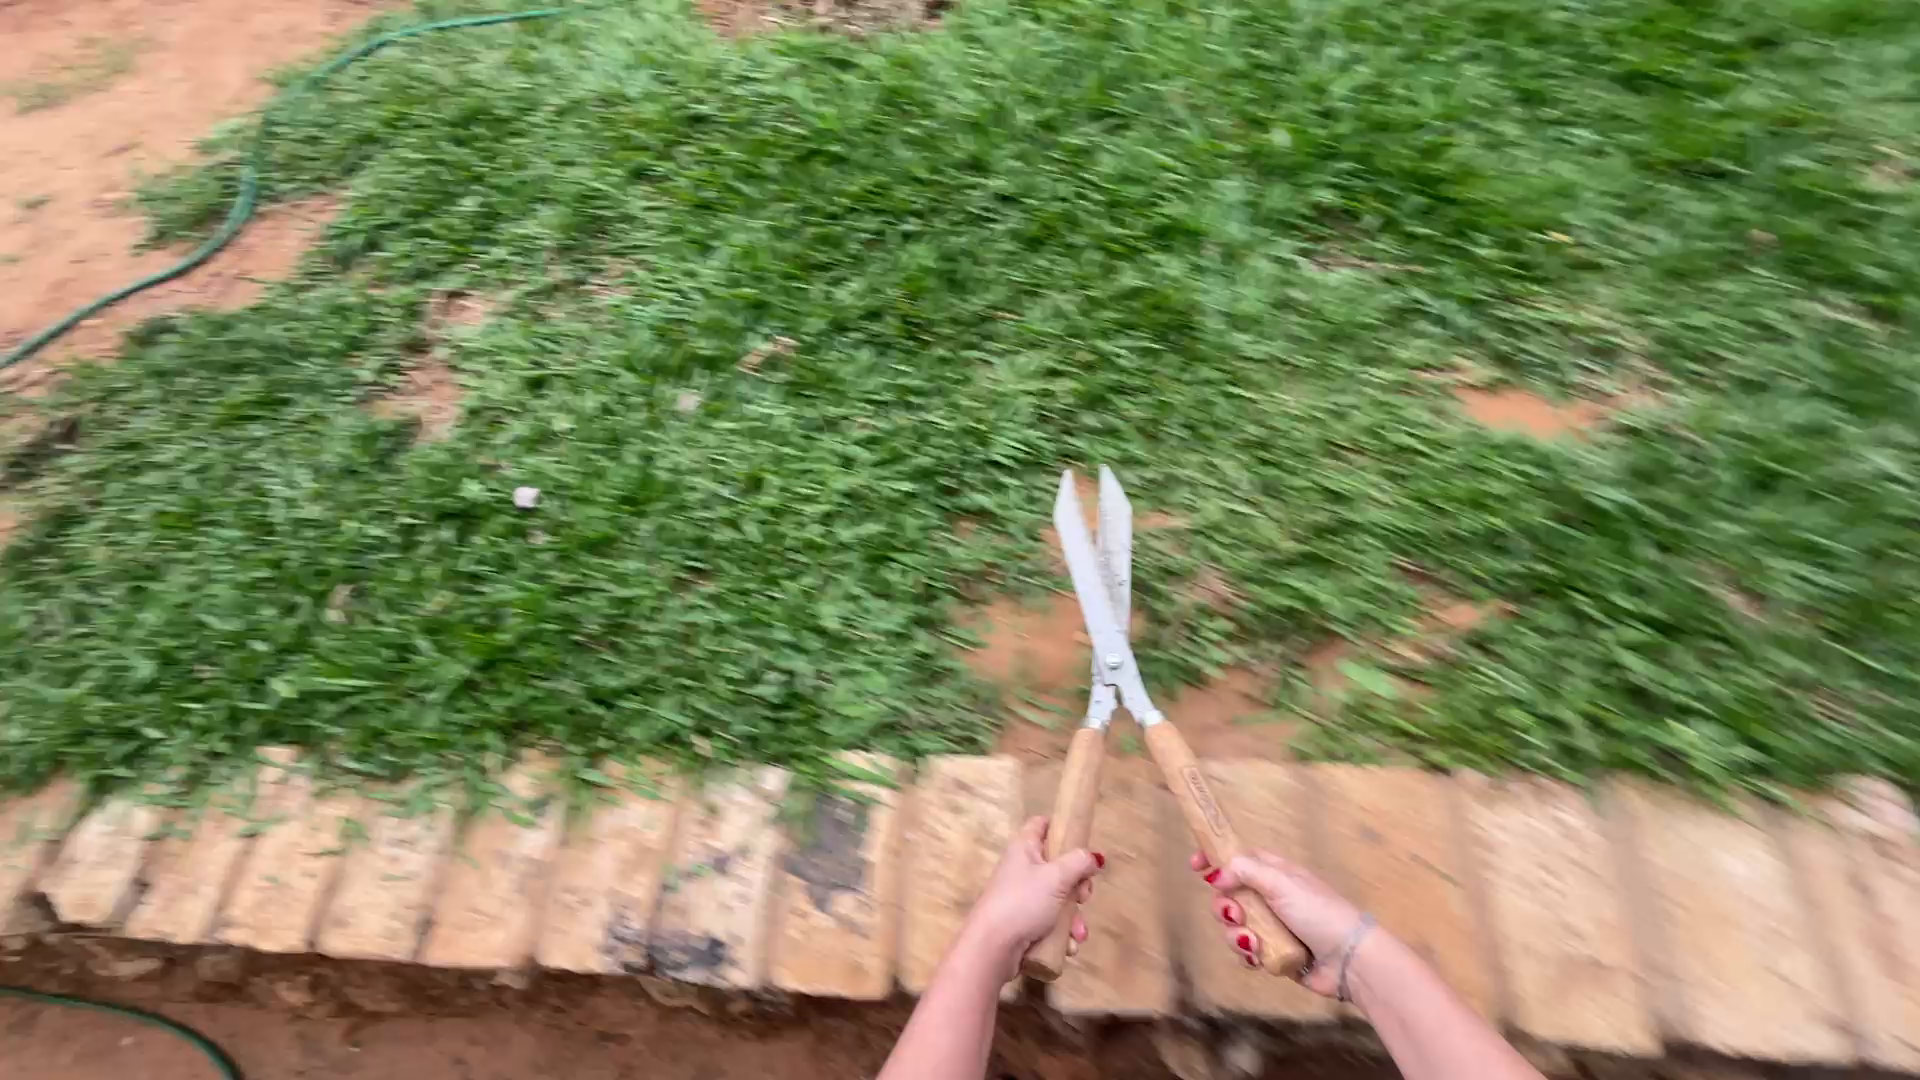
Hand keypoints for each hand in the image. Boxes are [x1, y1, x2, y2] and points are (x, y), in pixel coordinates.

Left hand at [961, 816, 1104, 980]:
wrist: (993, 947)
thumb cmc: (1024, 901)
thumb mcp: (1056, 877)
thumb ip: (1079, 862)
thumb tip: (1095, 857)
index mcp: (1025, 847)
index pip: (1042, 824)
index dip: (1062, 828)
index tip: (1082, 844)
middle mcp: (1023, 867)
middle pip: (1059, 865)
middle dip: (1078, 885)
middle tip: (1083, 896)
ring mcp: (1024, 895)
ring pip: (1059, 897)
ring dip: (1073, 916)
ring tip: (1077, 933)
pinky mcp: (1025, 921)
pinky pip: (1051, 920)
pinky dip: (1062, 932)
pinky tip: (1068, 945)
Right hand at [1191, 849, 1365, 996]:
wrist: (1350, 960)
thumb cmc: (1318, 911)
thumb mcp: (1281, 882)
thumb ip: (1244, 871)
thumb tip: (1216, 873)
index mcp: (1272, 872)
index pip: (1235, 857)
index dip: (1214, 859)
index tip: (1195, 867)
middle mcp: (1268, 896)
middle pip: (1227, 894)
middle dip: (1224, 905)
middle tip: (1235, 914)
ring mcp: (1270, 925)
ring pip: (1233, 924)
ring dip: (1236, 933)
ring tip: (1252, 941)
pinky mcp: (1272, 952)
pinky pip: (1246, 949)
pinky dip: (1247, 953)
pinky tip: (1257, 957)